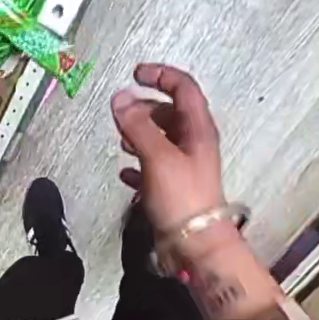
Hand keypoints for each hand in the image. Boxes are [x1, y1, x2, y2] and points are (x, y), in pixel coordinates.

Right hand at [114, 63, 280, 319]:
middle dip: (145, 109)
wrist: (194, 245)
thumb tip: (120, 99)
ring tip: (121, 141)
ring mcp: (184, 170)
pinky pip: (154, 171)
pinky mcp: (174, 192)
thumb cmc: (182, 198)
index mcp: (198, 130)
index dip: (160, 76)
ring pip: (161, 142)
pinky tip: (125, 174)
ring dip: (140, 137)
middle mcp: (194, 146)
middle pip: (170, 115)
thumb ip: (137, 126)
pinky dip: (138, 167)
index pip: (183, 88)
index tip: (136, 74)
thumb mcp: (158, 156)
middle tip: (123, 113)